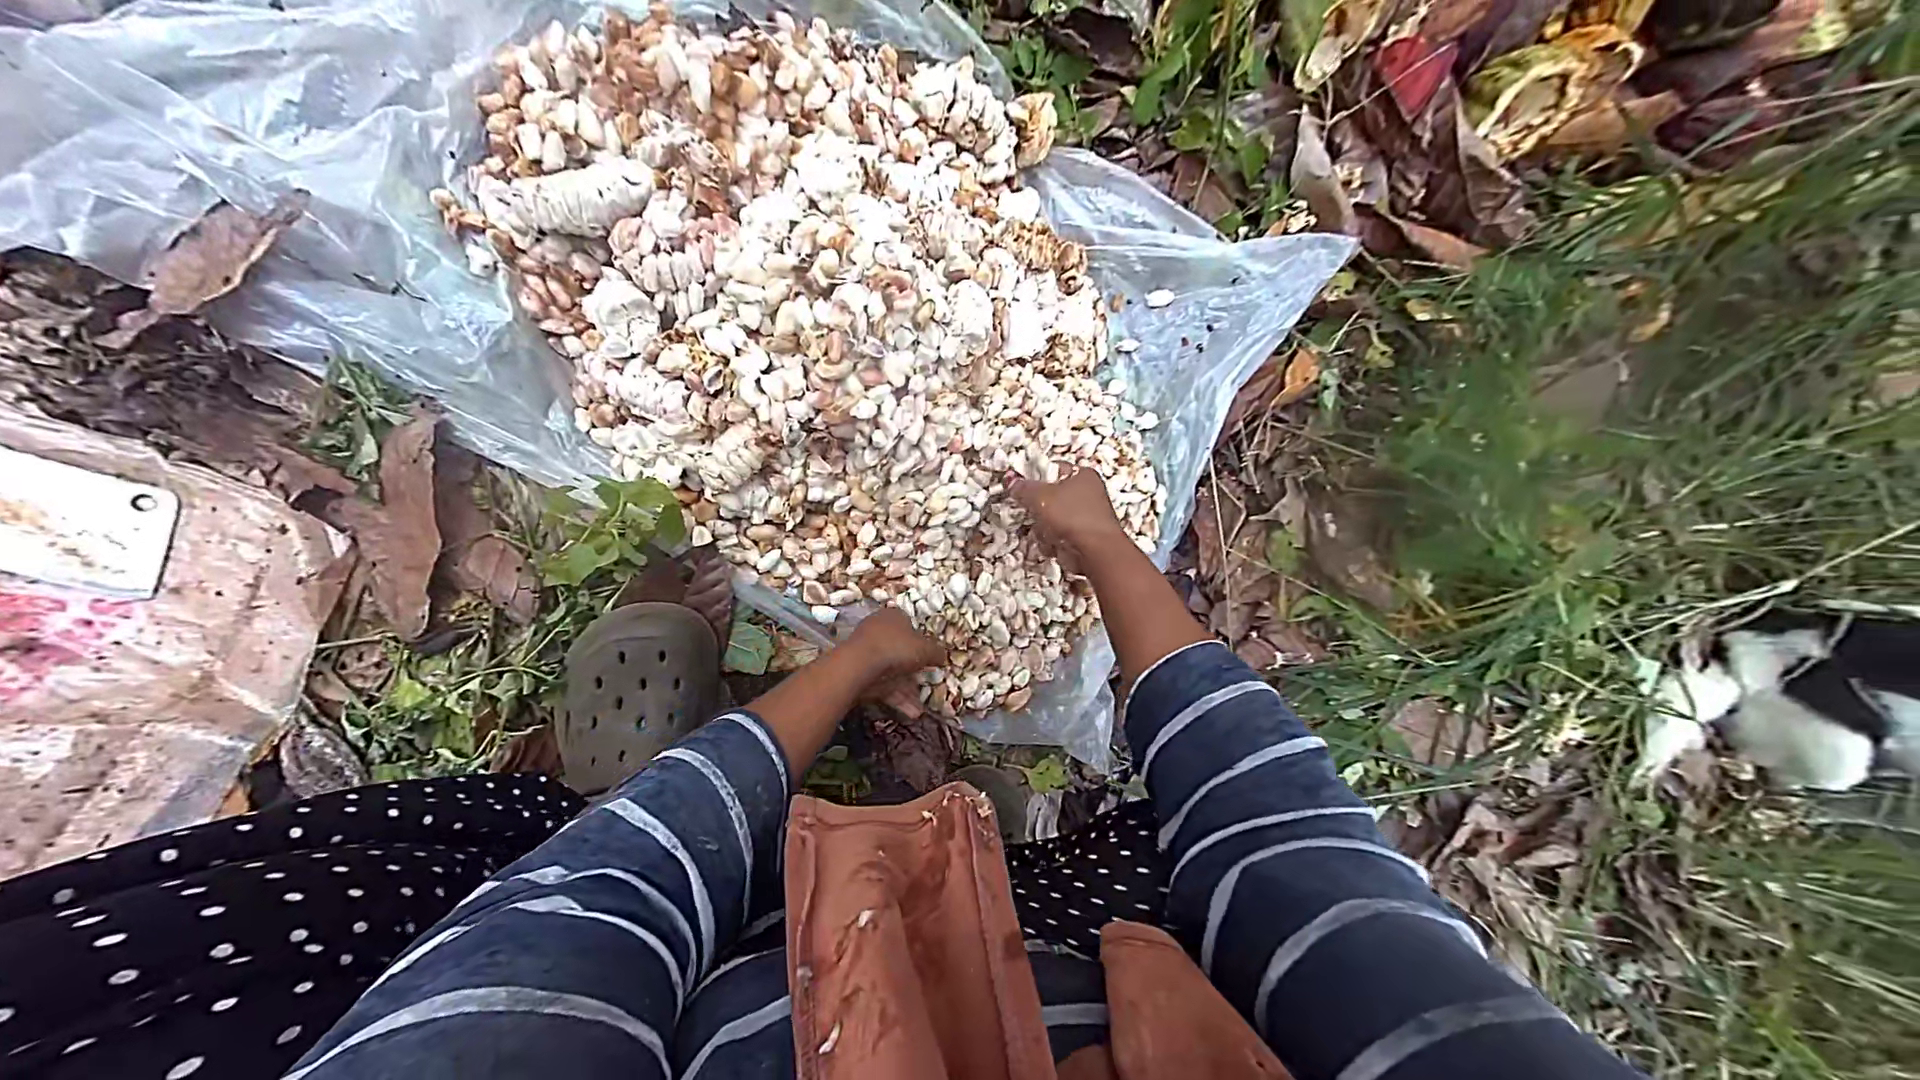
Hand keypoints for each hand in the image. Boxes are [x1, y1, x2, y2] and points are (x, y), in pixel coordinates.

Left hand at [840, 607, 945, 717]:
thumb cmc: (897, 648)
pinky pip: (883, 686)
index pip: (910, 625)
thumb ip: (937, 653)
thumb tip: (942, 656)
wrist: (860, 666)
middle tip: (927, 683)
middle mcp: (879, 631)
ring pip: (893, 672)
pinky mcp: (861, 673)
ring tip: (920, 708)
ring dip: (907, 691)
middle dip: (915, 671)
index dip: (922, 640)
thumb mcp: (926, 649)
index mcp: (894, 617)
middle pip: (901, 651)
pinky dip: (897, 699)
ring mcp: (868, 653)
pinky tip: (911, 712)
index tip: (930, 656)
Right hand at [1010, 468, 1129, 574]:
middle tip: (1032, 511)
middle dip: (1037, 509)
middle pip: (1049, 497)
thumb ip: (1021, 487)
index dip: (1033, 476)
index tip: (1018, 485)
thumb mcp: (1040, 496)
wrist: (1094, 553)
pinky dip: (1051, 542)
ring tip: (1047, 531)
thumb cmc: (1072, 517)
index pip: (1052, 469)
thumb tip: (1009, 480)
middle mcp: (1087, 494)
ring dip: (1042, 528)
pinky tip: (1054, 544)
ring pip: (1049, 519)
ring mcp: (1084, 518)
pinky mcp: (1080, 539)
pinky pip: (1055, 536)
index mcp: (1083, 475)